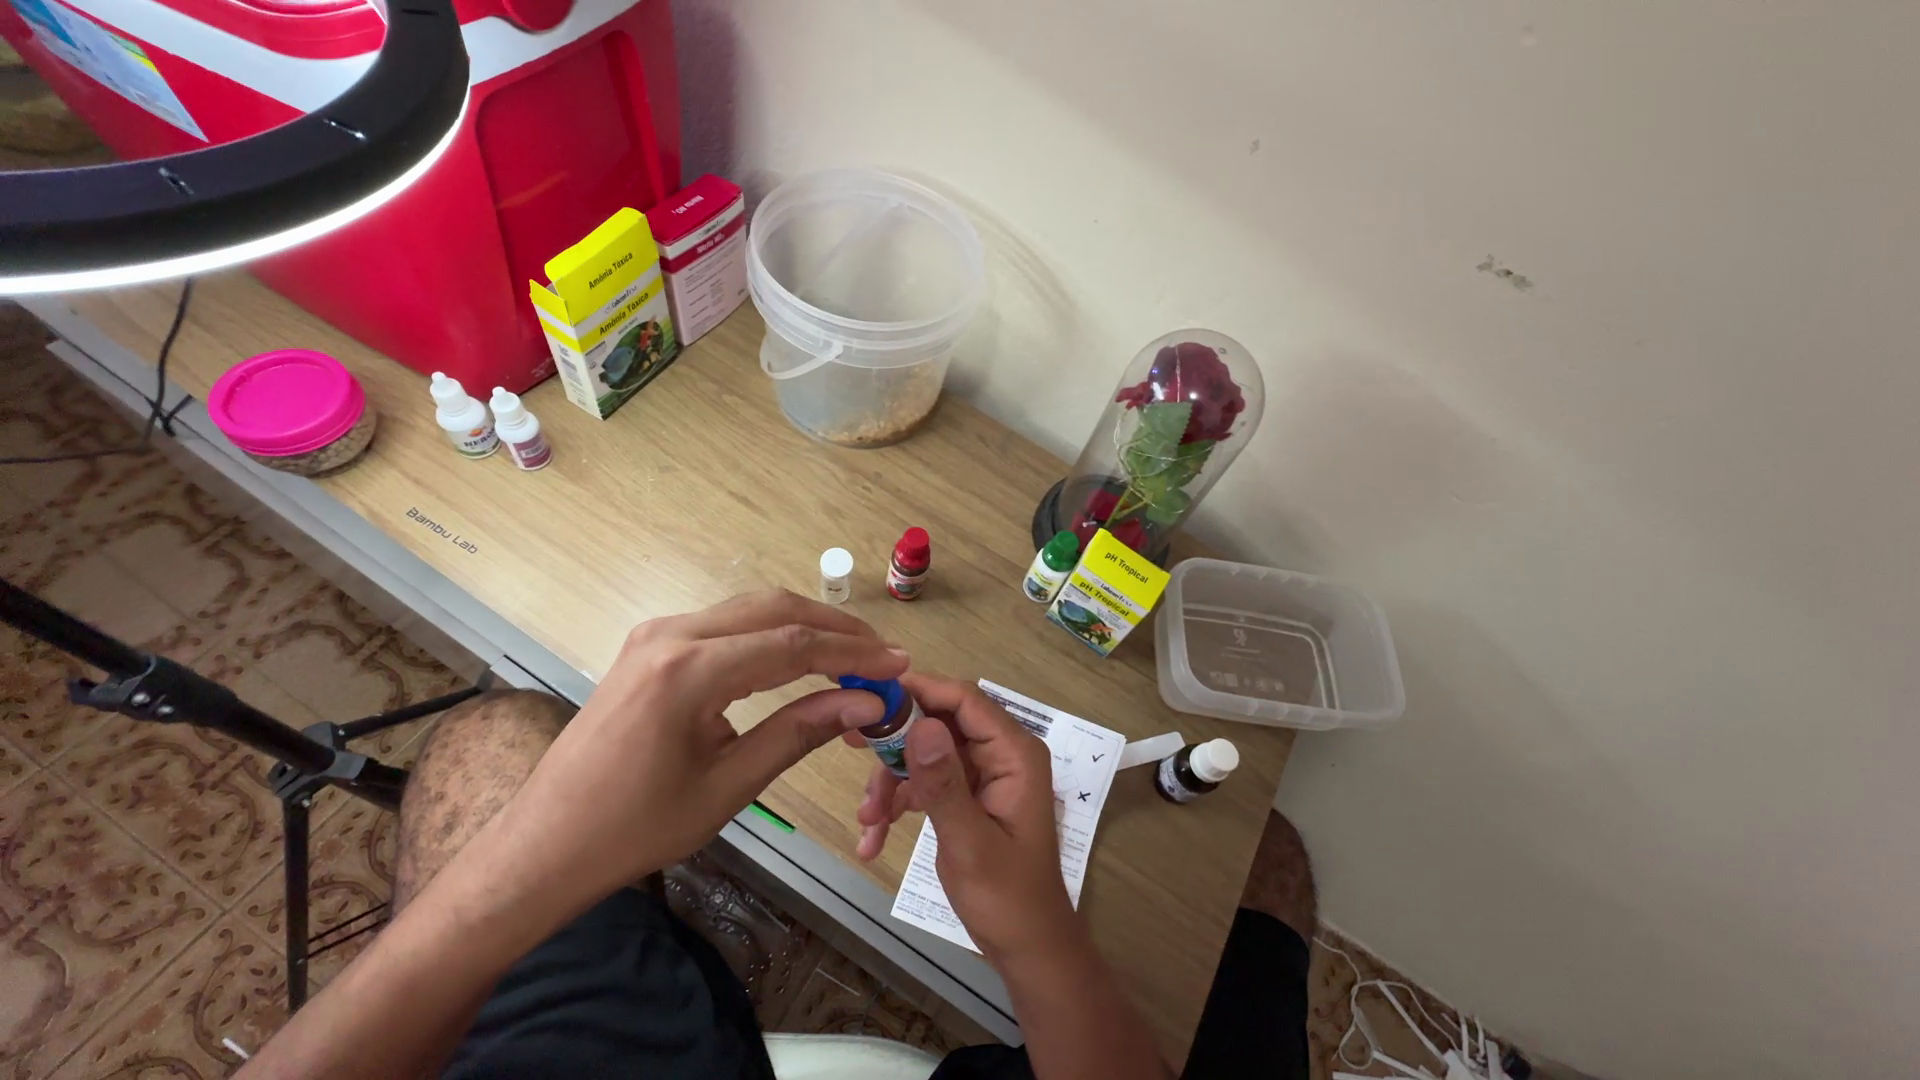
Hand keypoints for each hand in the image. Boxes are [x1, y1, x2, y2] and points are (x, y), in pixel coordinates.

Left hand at [499, 590, 908, 906]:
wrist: (546, 843)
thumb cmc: (636, 827)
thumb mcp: (728, 786)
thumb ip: (799, 732)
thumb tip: (867, 704)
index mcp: (688, 672)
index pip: (792, 645)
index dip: (852, 653)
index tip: (899, 662)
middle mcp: (671, 635)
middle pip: (774, 608)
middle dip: (835, 628)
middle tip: (882, 653)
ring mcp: (655, 634)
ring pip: (749, 609)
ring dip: (804, 625)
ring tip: (851, 653)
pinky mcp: (649, 645)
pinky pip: (724, 624)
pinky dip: (769, 633)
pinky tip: (797, 657)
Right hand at [849, 674, 1077, 959]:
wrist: (1025, 946)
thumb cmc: (1007, 897)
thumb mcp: (969, 842)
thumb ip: (944, 784)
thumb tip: (921, 725)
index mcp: (1014, 754)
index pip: (965, 700)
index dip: (919, 690)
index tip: (871, 696)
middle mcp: (1000, 754)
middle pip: (940, 723)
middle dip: (896, 740)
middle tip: (851, 742)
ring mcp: (982, 774)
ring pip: (926, 752)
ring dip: (892, 781)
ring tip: (866, 819)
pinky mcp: (966, 795)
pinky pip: (926, 782)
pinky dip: (899, 803)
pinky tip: (873, 838)